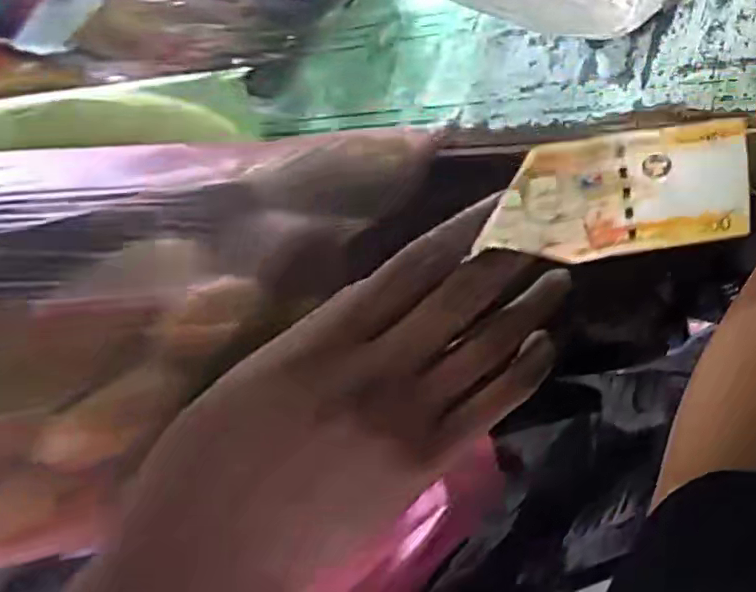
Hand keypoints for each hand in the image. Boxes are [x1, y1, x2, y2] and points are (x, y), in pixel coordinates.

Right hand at [76, 200, 568, 591]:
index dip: (469, 225)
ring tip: (559, 277)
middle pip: (466, 291)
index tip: (506, 202)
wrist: (196, 575)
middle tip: (550, 231)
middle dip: (516, 252)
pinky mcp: (431, 456)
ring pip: (496, 337)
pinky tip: (544, 340)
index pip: (415, 265)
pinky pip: (502, 395)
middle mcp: (374, 371)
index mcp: (321, 346)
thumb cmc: (205, 471)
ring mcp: (409, 414)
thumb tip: (400, 283)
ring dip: (536, 301)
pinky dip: (533, 360)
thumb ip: (330, 327)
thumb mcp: (253, 379)